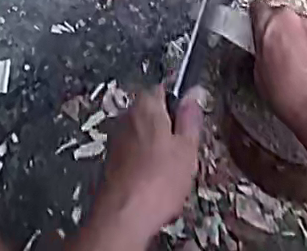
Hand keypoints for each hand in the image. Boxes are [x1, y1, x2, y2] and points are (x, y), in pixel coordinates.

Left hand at [80, 85, 204, 245]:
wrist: (122, 218)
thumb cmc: (157, 181)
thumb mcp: (187, 147)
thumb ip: (191, 117)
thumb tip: (195, 93)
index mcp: (146, 104)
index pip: (165, 89)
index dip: (180, 107)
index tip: (189, 125)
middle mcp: (127, 115)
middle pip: (154, 114)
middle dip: (168, 131)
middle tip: (182, 154)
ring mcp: (117, 139)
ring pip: (144, 137)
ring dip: (156, 150)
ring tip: (168, 174)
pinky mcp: (111, 162)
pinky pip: (134, 155)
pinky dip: (143, 166)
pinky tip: (153, 185)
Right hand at [252, 0, 306, 126]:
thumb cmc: (289, 94)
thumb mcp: (258, 73)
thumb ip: (259, 49)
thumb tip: (262, 48)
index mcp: (270, 22)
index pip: (257, 7)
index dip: (256, 19)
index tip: (257, 29)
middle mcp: (292, 18)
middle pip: (281, 14)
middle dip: (278, 29)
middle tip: (276, 50)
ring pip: (300, 25)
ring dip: (297, 37)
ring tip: (297, 62)